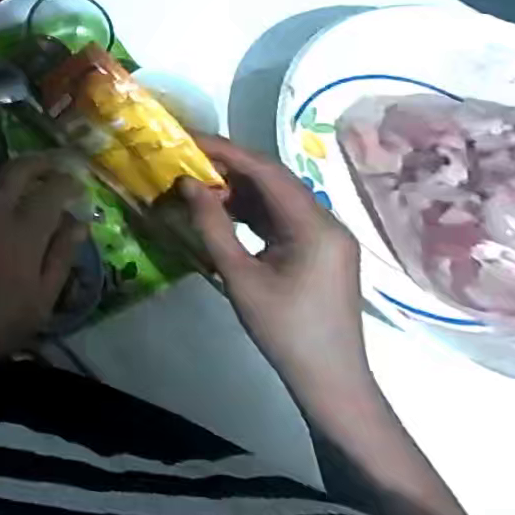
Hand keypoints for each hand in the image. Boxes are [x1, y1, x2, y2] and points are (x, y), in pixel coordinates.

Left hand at [0, 156, 87, 377]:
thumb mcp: (43, 299)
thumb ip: (62, 255)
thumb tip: (78, 222)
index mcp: (22, 232)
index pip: (51, 191)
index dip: (68, 183)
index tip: (78, 184)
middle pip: (17, 170)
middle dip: (41, 162)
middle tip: (56, 165)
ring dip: (11, 192)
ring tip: (24, 210)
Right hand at [173, 134, 370, 396]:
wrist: (328, 375)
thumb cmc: (282, 326)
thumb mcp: (238, 274)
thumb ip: (211, 225)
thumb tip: (188, 183)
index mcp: (315, 226)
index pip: (267, 173)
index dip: (226, 151)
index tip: (188, 139)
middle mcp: (326, 222)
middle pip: (274, 179)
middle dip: (229, 163)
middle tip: (185, 155)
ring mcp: (324, 236)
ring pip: (276, 195)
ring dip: (237, 185)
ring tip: (195, 179)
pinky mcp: (316, 248)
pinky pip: (279, 214)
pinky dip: (248, 206)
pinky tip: (219, 207)